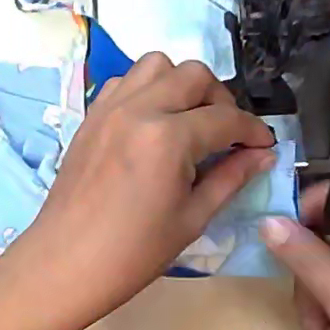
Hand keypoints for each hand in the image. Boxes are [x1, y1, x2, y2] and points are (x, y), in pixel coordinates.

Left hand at [0, 53, 275, 329]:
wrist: (65, 263)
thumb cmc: (133, 253)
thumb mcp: (192, 218)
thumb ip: (230, 178)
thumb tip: (262, 155)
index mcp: (168, 137)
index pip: (226, 118)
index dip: (253, 131)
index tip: (264, 146)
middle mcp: (139, 109)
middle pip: (194, 75)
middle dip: (220, 100)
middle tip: (227, 135)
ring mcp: (109, 108)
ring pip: (157, 65)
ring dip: (182, 84)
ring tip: (189, 121)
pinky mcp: (91, 116)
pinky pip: (125, 82)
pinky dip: (147, 90)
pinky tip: (153, 124)